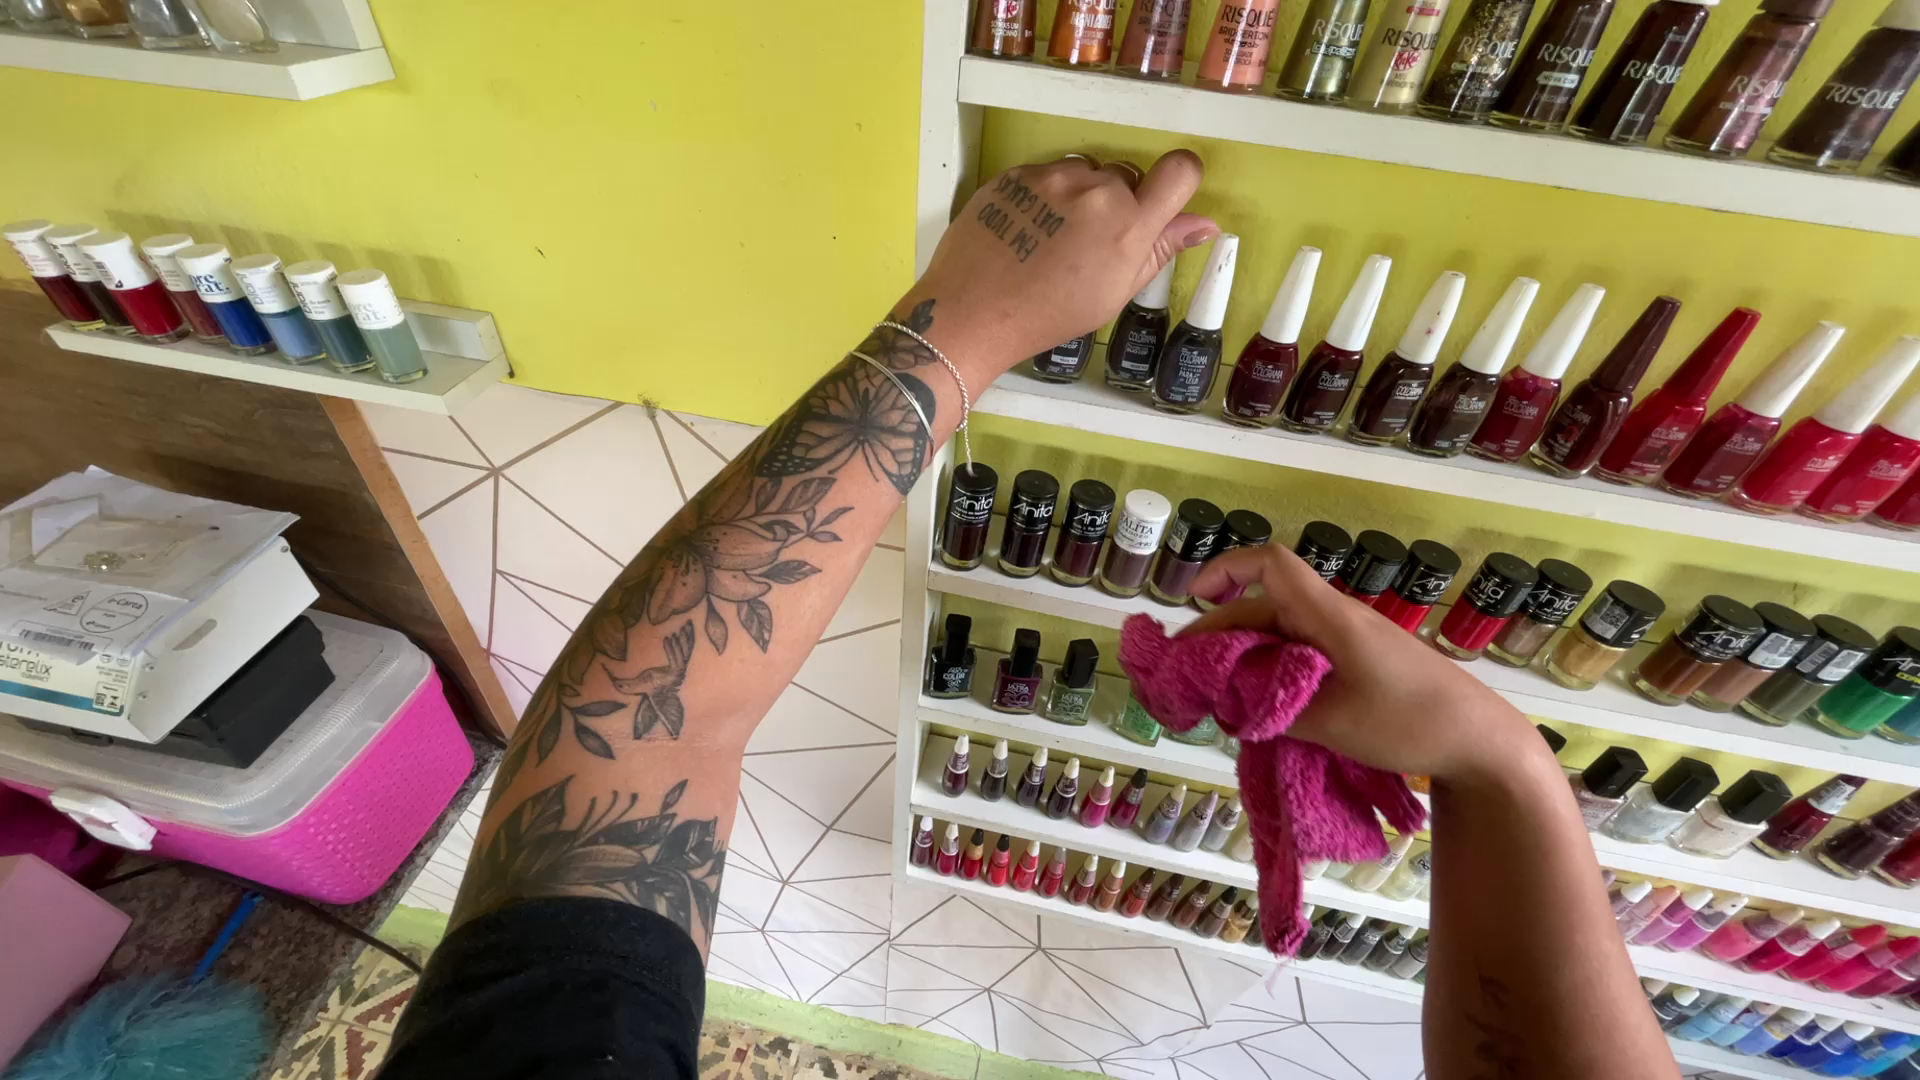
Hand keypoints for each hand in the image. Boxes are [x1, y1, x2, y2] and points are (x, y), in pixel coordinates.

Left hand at [902, 151, 1217, 378]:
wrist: (973, 314)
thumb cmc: (1047, 316)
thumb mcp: (1112, 295)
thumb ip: (1159, 252)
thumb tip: (1204, 224)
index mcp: (1127, 224)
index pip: (1180, 170)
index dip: (1177, 184)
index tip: (1160, 204)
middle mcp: (1094, 189)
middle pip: (1124, 176)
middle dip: (1117, 203)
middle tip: (1088, 247)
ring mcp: (1050, 177)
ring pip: (1083, 173)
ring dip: (1079, 197)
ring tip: (1052, 242)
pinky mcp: (1014, 174)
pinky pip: (1044, 175)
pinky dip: (1042, 197)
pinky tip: (1025, 234)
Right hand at [1186, 545, 1546, 785]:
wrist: (1484, 741)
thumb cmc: (1410, 721)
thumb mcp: (1331, 723)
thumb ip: (1272, 709)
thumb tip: (1228, 705)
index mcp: (1327, 617)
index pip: (1272, 564)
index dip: (1226, 568)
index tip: (1193, 597)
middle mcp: (1330, 619)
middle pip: (1260, 607)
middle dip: (1218, 634)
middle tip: (1187, 673)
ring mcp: (1343, 640)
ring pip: (1276, 635)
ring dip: (1242, 659)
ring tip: (1216, 696)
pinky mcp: (1353, 661)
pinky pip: (1296, 655)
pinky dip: (1268, 672)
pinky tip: (1257, 705)